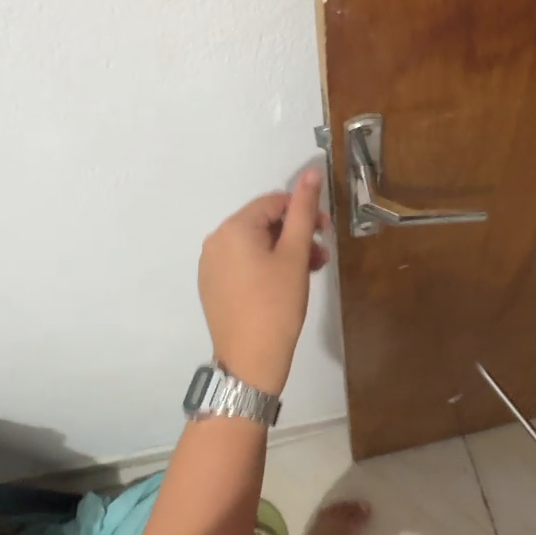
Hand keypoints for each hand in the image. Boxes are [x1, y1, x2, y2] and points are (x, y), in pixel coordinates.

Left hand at [197, 170, 328, 395]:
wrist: (250, 360)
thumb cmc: (277, 304)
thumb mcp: (296, 255)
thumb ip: (303, 211)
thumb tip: (311, 173)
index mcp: (233, 228)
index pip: (274, 202)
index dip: (303, 212)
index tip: (325, 231)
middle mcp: (215, 240)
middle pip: (262, 223)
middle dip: (295, 234)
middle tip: (321, 255)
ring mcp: (210, 264)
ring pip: (254, 245)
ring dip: (284, 251)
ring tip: (309, 271)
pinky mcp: (212, 285)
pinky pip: (242, 263)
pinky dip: (265, 266)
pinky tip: (285, 284)